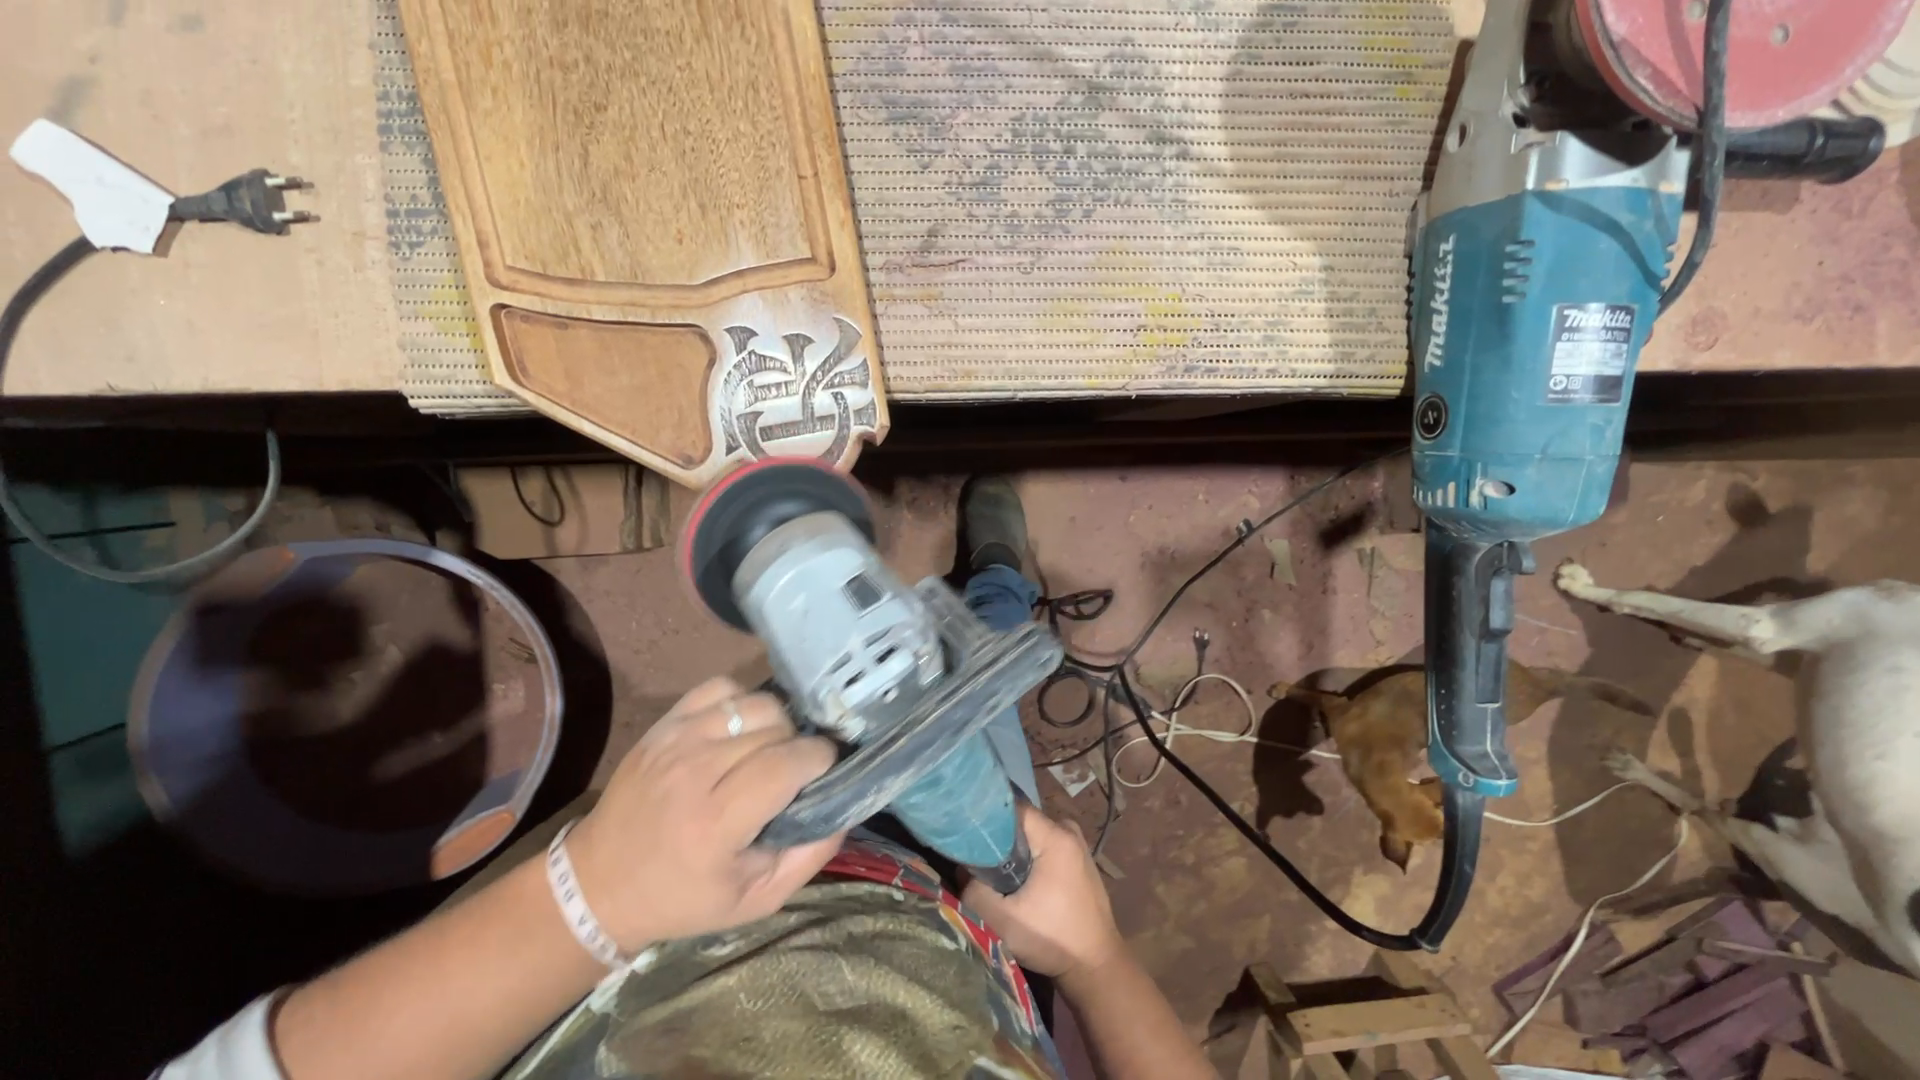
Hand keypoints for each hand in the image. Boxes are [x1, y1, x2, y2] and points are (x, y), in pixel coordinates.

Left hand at [565, 677, 843, 950]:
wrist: (599, 884)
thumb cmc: (683, 898)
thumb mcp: (756, 900)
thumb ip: (809, 857)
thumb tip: (845, 808)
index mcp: (717, 822)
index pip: (785, 763)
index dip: (819, 759)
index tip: (826, 770)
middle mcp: (694, 772)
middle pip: (775, 728)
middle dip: (799, 745)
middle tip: (796, 771)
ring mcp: (675, 740)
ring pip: (753, 703)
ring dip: (775, 723)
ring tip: (770, 749)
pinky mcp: (663, 725)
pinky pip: (719, 688)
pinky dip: (741, 702)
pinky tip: (741, 730)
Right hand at [961, 804, 1124, 981]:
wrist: (1096, 967)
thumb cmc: (1053, 940)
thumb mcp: (1003, 920)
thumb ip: (974, 890)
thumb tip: (960, 866)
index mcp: (1055, 836)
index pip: (1011, 809)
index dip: (984, 818)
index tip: (962, 832)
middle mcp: (1068, 832)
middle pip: (1021, 821)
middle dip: (996, 836)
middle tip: (971, 854)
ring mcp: (1076, 846)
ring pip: (1032, 836)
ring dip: (1011, 849)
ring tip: (989, 869)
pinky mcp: (1078, 861)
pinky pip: (1044, 847)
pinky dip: (1028, 858)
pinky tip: (1014, 879)